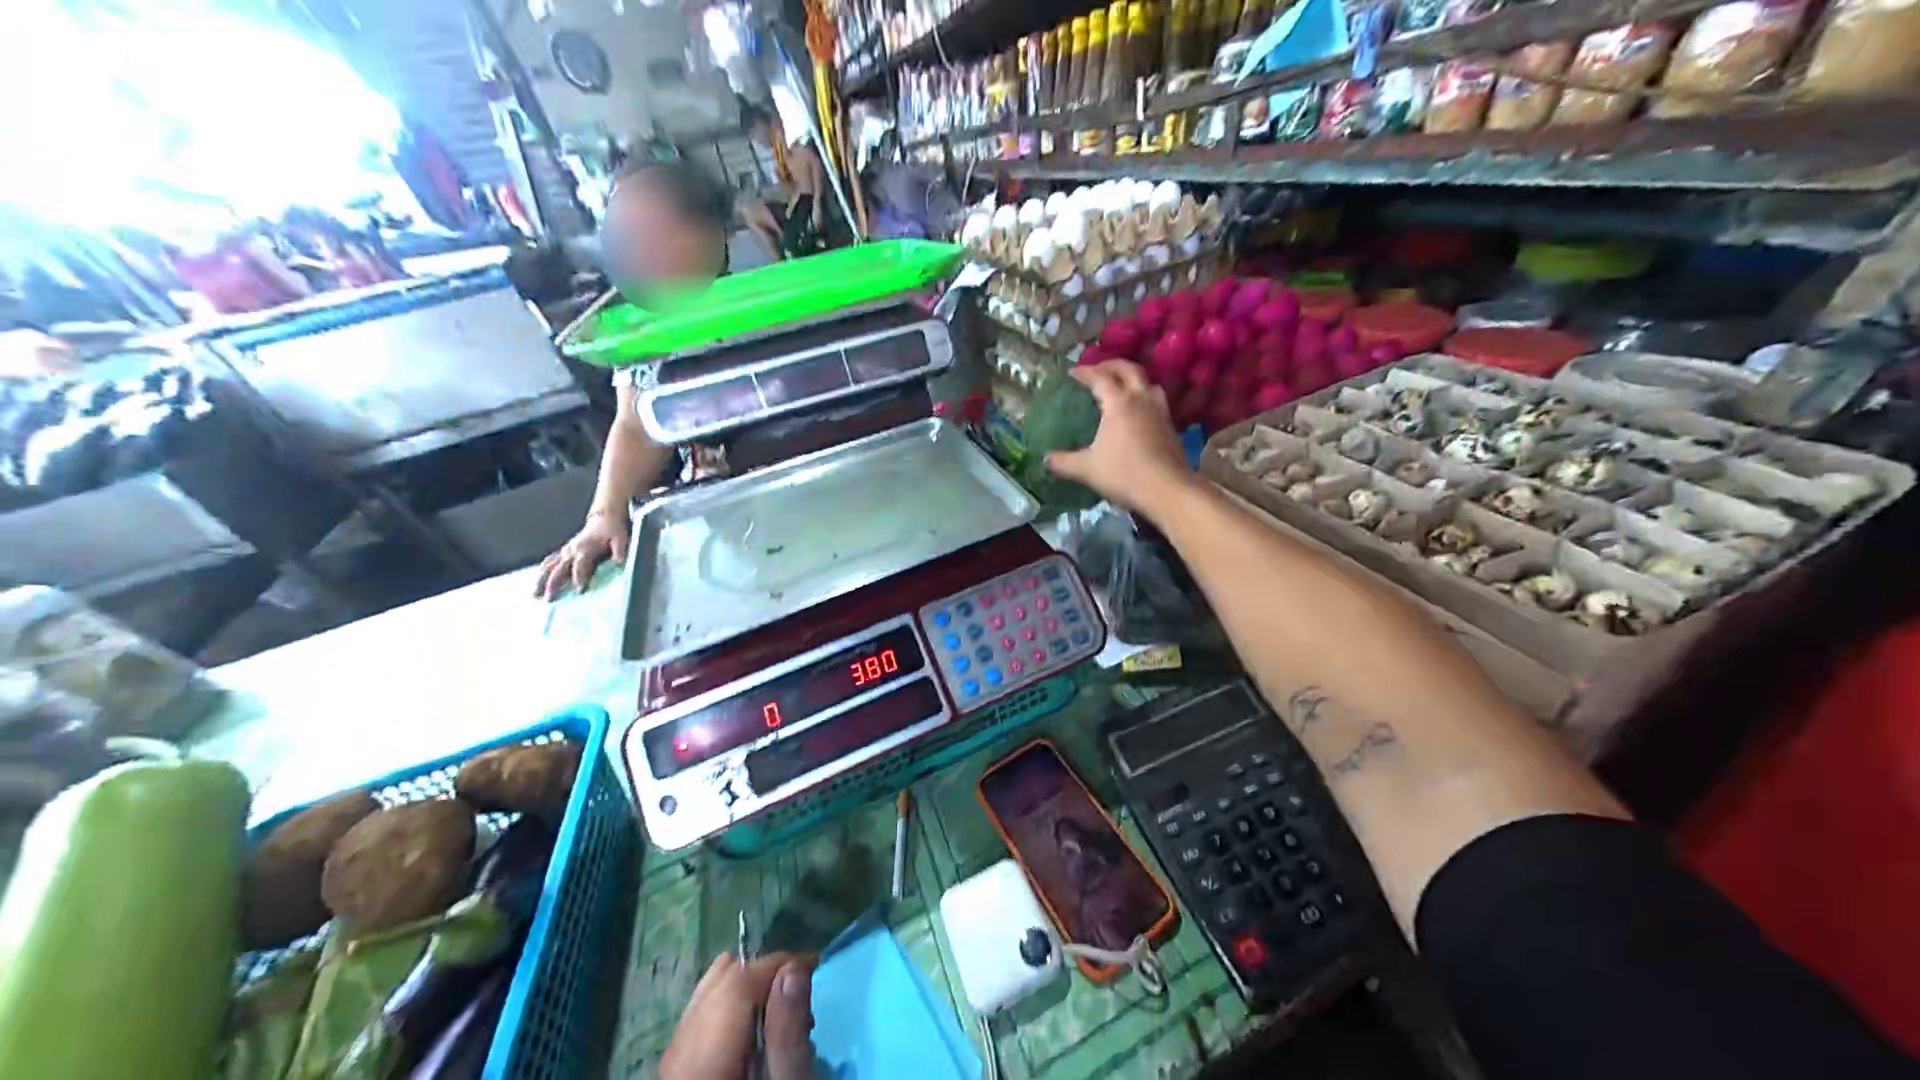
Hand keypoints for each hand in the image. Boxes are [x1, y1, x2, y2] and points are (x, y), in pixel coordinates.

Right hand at [534, 509, 629, 599]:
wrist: (605, 517)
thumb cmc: (613, 529)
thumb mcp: (621, 537)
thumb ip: (620, 550)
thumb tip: (620, 562)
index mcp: (585, 548)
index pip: (580, 565)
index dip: (580, 577)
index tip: (580, 591)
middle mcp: (572, 550)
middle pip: (559, 569)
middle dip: (553, 584)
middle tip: (550, 600)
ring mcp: (566, 551)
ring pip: (548, 566)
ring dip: (541, 580)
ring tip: (535, 596)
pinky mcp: (564, 551)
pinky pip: (549, 562)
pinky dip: (542, 573)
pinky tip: (538, 585)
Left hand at [660, 952, 816, 1079]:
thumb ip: (788, 1030)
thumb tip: (794, 969)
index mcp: (704, 1062)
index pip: (737, 985)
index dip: (776, 964)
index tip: (813, 966)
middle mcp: (677, 1054)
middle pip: (719, 984)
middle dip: (763, 975)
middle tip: (799, 993)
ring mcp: (670, 1061)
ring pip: (705, 994)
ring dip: (745, 987)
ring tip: (778, 1009)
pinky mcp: (673, 1068)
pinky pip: (697, 1015)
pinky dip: (726, 1006)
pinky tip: (750, 1026)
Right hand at [1045, 361, 1198, 515]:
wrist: (1166, 489)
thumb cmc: (1123, 474)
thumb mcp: (1086, 469)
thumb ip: (1064, 461)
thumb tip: (1045, 458)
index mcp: (1118, 402)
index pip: (1100, 378)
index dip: (1085, 372)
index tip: (1072, 373)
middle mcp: (1141, 399)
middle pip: (1129, 369)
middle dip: (1111, 365)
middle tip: (1098, 369)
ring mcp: (1159, 411)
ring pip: (1148, 383)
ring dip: (1133, 379)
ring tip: (1122, 387)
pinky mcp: (1170, 425)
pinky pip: (1156, 401)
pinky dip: (1144, 397)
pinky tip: (1138, 413)